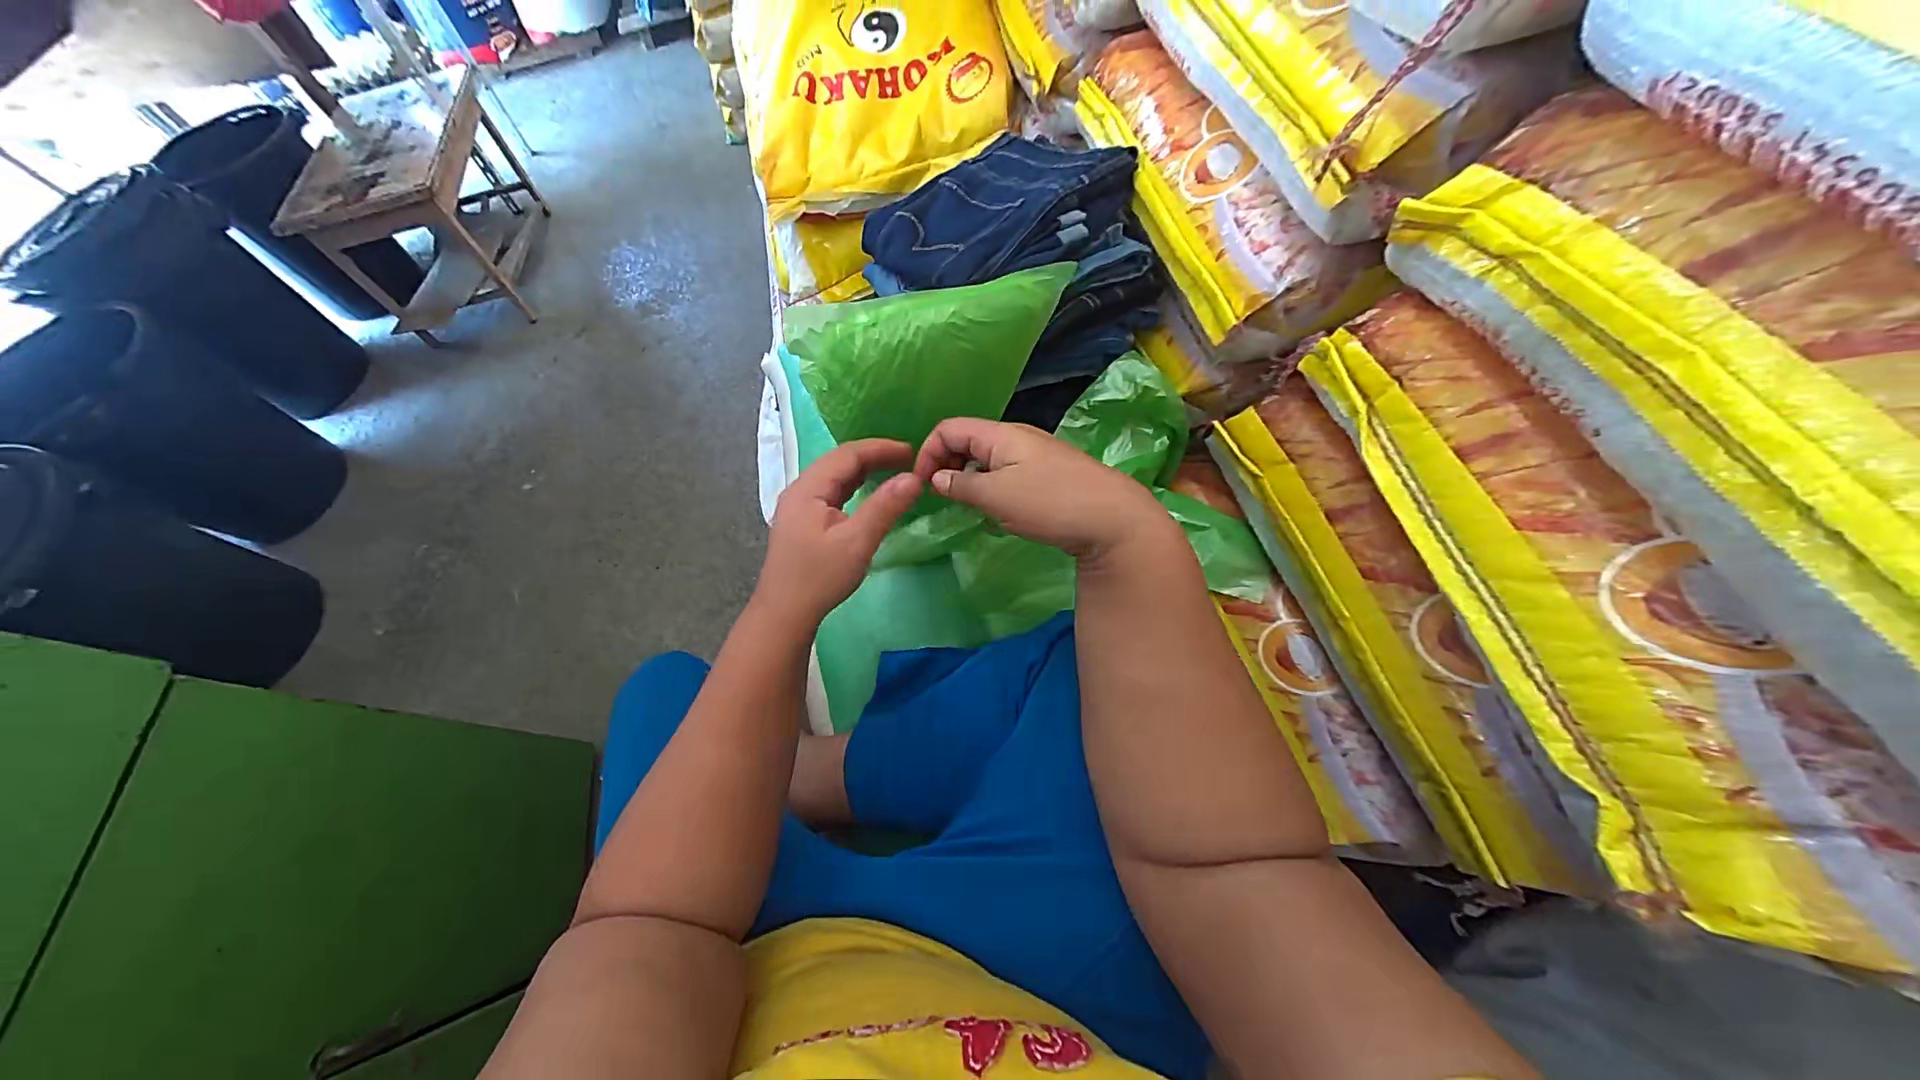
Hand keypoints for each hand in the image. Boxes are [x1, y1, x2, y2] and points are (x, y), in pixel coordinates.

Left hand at [755, 439, 922, 622]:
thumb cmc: (819, 578)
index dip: (881, 448)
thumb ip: (885, 507)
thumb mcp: (857, 542)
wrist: (784, 614)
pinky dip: (856, 488)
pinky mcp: (803, 522)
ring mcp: (799, 507)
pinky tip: (871, 494)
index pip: (847, 454)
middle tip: (909, 461)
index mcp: (808, 489)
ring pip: (836, 478)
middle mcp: (800, 491)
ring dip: (866, 471)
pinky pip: (833, 493)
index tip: (913, 451)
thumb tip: (913, 478)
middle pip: (840, 462)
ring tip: (896, 473)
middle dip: (875, 457)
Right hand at [913, 418, 1172, 561]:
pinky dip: (991, 484)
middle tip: (942, 497)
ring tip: (967, 505)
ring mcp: (1036, 454)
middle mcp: (1017, 437)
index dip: (927, 453)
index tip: (922, 487)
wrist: (1114, 520)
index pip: (949, 428)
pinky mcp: (1050, 474)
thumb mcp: (996, 496)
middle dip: (946, 464)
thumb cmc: (1050, 503)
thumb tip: (936, 478)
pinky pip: (1007, 471)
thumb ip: (961, 484)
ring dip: (969, 477)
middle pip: (968, 440)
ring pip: (988, 457)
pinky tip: (998, 509)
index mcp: (1000, 434)